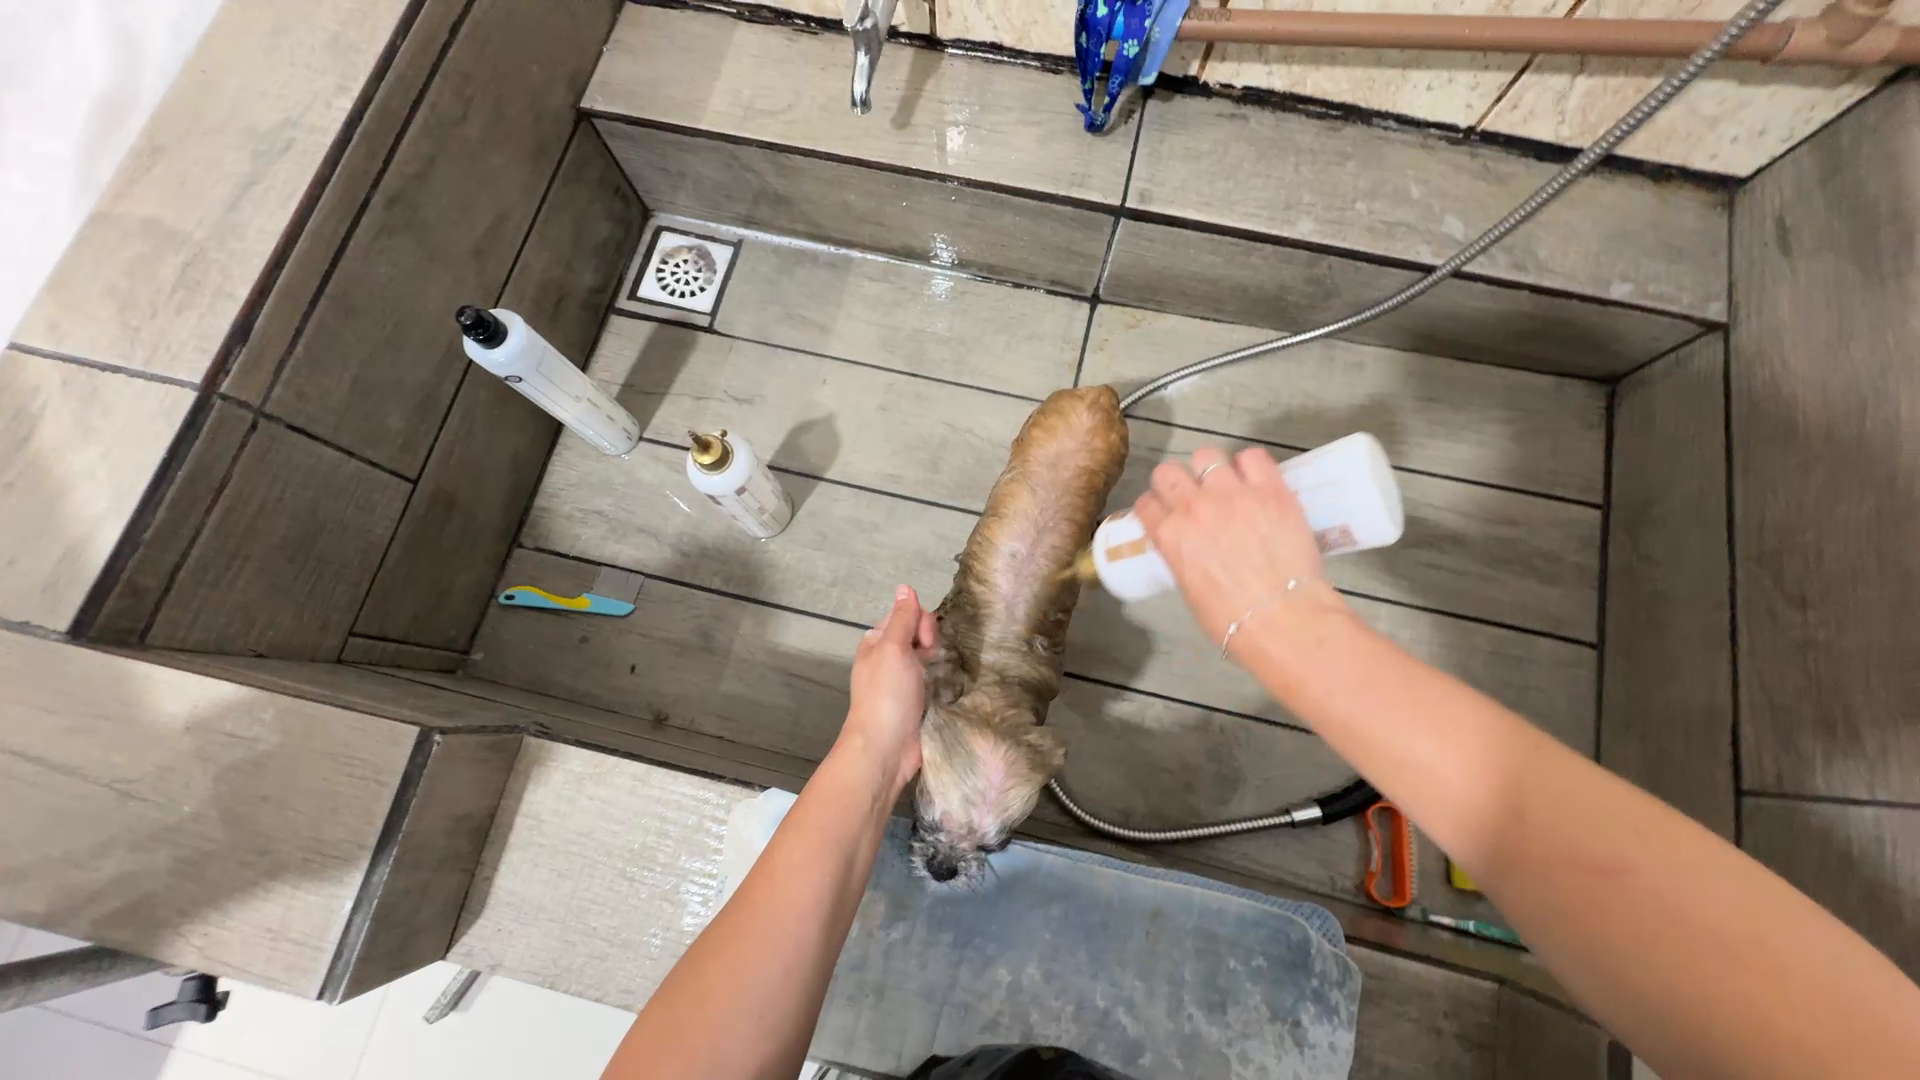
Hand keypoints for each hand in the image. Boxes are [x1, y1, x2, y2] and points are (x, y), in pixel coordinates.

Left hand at [841, 585, 940, 790]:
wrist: (886, 748)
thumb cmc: (887, 694)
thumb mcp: (893, 648)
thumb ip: (903, 618)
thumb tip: (905, 586)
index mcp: (877, 642)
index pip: (905, 615)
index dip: (921, 621)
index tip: (926, 641)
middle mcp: (889, 659)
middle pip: (919, 634)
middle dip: (931, 640)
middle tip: (931, 659)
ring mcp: (904, 681)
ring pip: (930, 657)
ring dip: (939, 660)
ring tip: (942, 673)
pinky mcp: (918, 701)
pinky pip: (935, 679)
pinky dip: (943, 679)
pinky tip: (949, 684)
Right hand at [1133, 446, 1343, 646]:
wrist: (1281, 618)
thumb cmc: (1230, 619)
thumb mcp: (1188, 588)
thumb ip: (1181, 557)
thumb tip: (1190, 547)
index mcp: (1169, 535)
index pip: (1146, 504)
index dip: (1155, 507)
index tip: (1165, 513)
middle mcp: (1193, 507)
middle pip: (1168, 472)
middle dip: (1175, 482)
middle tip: (1191, 494)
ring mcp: (1232, 494)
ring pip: (1206, 455)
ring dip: (1210, 468)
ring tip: (1224, 483)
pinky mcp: (1270, 489)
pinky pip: (1253, 456)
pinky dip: (1250, 464)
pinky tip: (1255, 478)